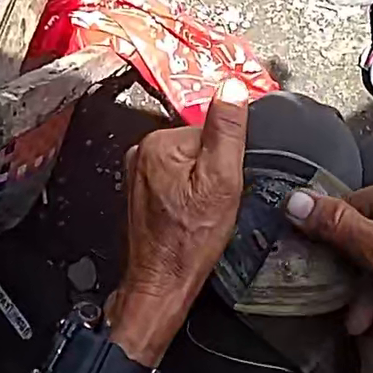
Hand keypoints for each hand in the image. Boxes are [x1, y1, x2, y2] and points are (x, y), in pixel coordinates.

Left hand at [107, 81, 249, 363]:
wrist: (162, 282)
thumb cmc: (187, 242)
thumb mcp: (221, 182)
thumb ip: (227, 131)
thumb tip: (232, 89)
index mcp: (159, 144)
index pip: (210, 131)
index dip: (226, 159)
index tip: (224, 185)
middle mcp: (142, 155)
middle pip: (199, 148)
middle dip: (213, 173)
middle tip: (213, 204)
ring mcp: (140, 176)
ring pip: (190, 168)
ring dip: (202, 187)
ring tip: (200, 215)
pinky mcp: (143, 195)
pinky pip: (177, 184)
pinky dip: (188, 198)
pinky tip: (190, 219)